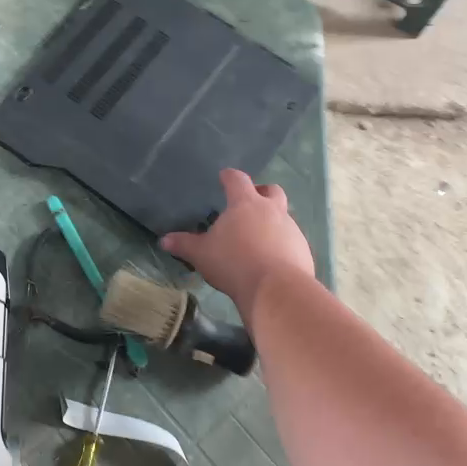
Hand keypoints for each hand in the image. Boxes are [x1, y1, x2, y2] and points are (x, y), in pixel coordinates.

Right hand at [160, 169, 315, 310]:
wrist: (276, 289)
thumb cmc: (233, 262)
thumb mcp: (201, 254)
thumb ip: (184, 245)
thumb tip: (164, 240)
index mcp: (246, 204)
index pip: (237, 180)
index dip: (230, 177)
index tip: (224, 176)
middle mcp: (272, 210)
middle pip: (271, 190)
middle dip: (261, 192)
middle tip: (250, 202)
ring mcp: (291, 230)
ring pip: (283, 217)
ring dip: (272, 221)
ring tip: (256, 239)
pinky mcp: (303, 250)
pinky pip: (291, 241)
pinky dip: (281, 245)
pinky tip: (270, 261)